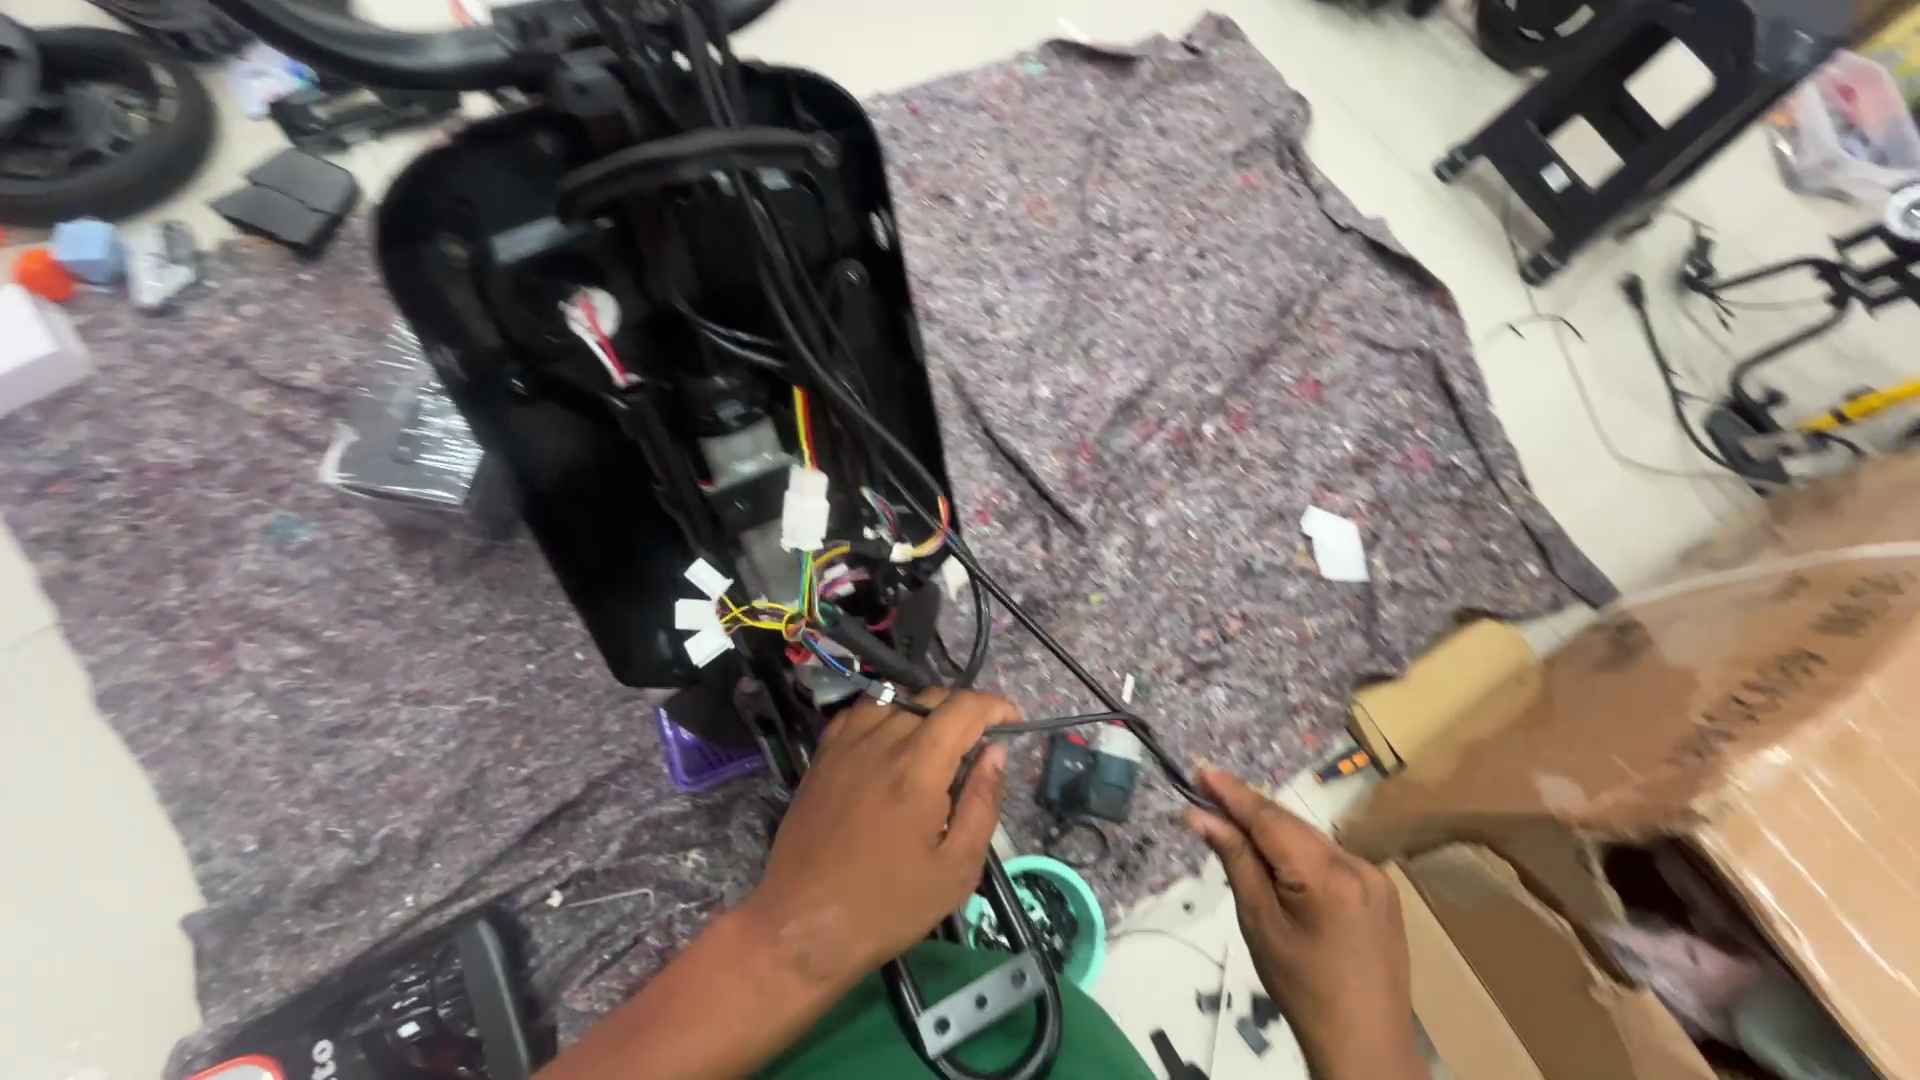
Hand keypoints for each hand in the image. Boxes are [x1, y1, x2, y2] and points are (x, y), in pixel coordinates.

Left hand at [740, 688, 1015, 993]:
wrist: (804, 926)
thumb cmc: (888, 906)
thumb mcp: (956, 868)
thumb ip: (983, 802)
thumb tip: (997, 753)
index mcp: (917, 769)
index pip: (963, 709)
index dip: (995, 707)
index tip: (1013, 723)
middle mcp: (880, 743)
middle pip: (931, 698)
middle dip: (966, 708)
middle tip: (982, 739)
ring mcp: (845, 746)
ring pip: (894, 697)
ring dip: (926, 707)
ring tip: (940, 738)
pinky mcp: (822, 758)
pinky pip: (858, 713)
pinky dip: (885, 712)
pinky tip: (892, 739)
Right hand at [1184, 767, 1423, 1079]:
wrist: (1366, 1045)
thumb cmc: (1301, 989)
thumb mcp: (1259, 923)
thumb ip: (1235, 860)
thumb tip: (1199, 815)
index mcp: (1329, 876)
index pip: (1271, 820)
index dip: (1232, 793)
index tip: (1200, 769)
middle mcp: (1359, 865)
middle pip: (1291, 824)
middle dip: (1247, 807)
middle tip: (1204, 789)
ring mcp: (1375, 876)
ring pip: (1309, 838)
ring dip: (1270, 828)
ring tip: (1228, 818)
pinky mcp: (1381, 890)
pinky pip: (1328, 856)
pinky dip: (1295, 849)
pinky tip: (1272, 854)